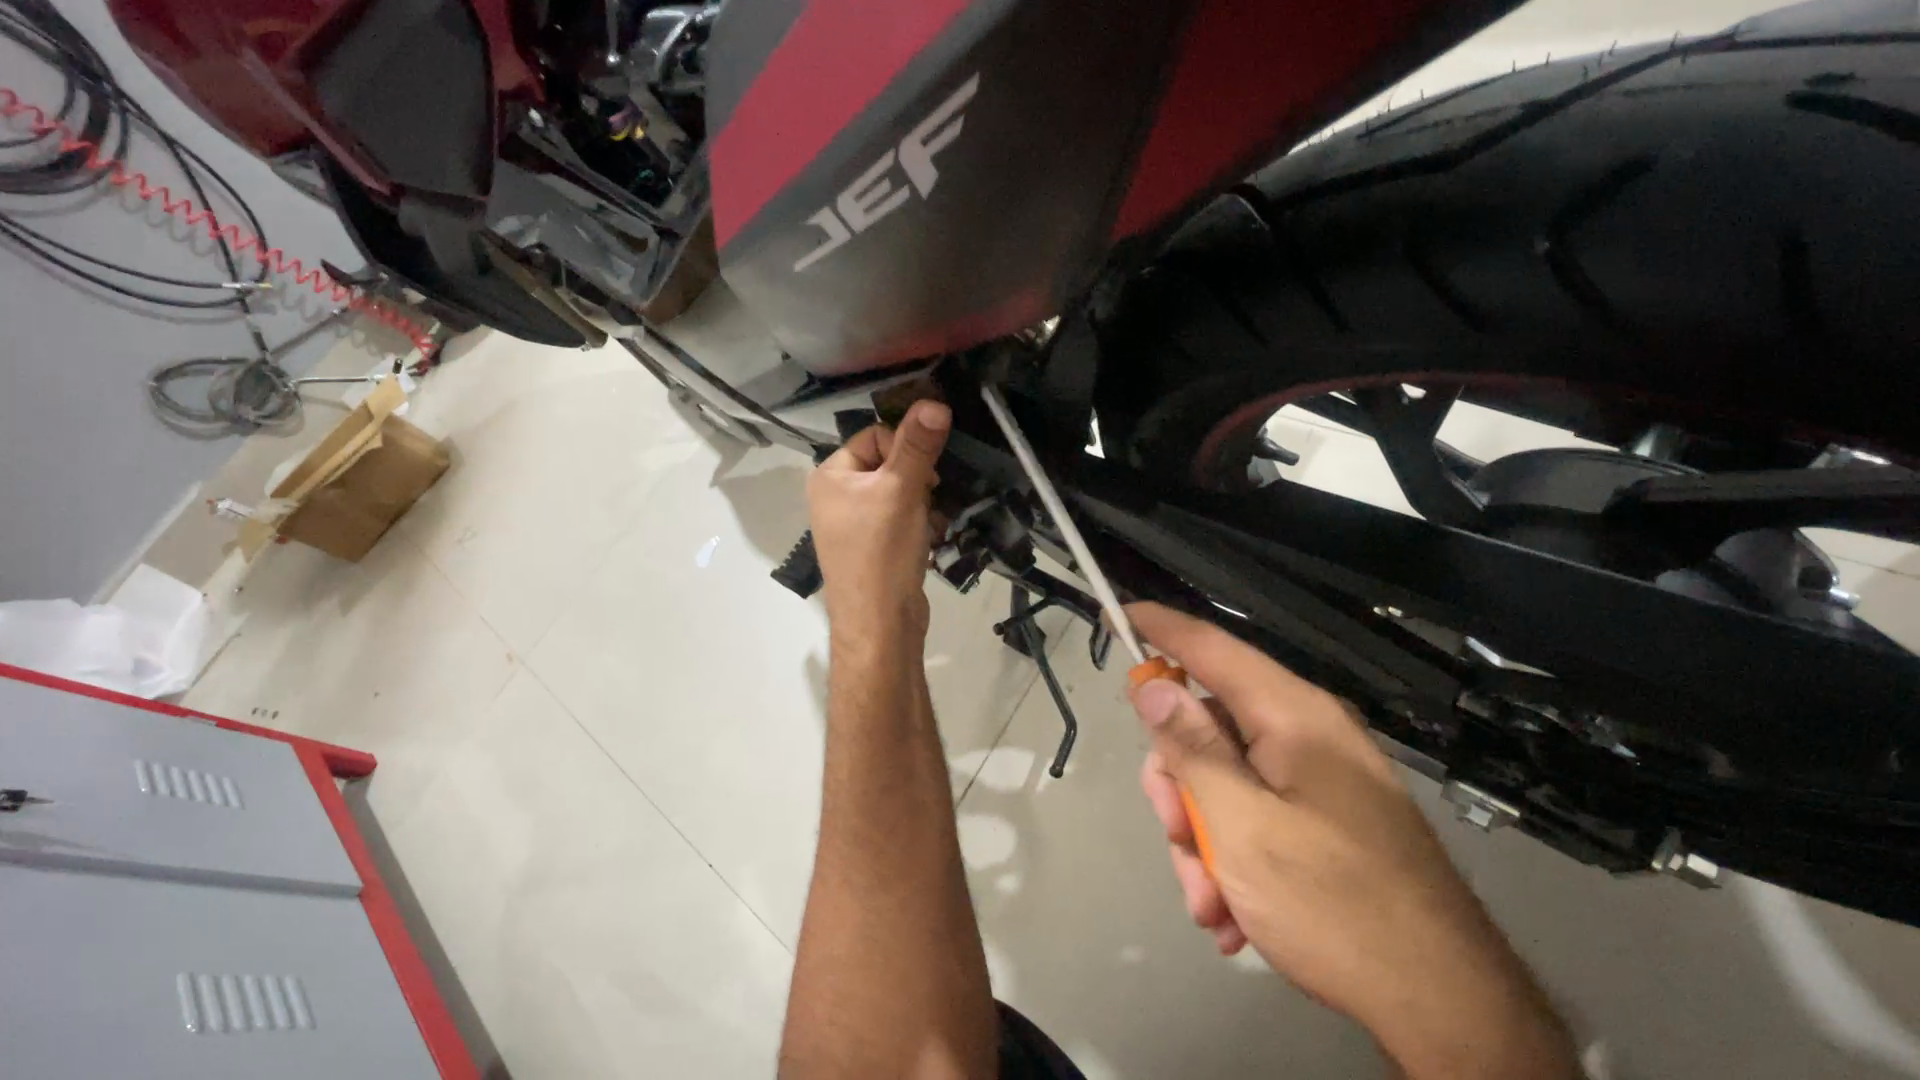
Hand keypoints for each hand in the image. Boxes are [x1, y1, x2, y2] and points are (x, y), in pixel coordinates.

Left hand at [806, 400, 951, 645]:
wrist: (880, 625)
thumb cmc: (882, 551)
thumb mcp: (902, 490)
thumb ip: (918, 446)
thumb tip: (934, 402)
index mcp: (830, 477)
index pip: (874, 437)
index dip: (905, 450)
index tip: (925, 476)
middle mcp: (835, 497)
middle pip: (889, 465)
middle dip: (918, 480)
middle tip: (931, 498)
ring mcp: (853, 526)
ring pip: (900, 494)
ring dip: (924, 503)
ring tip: (932, 522)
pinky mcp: (873, 549)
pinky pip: (901, 521)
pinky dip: (920, 525)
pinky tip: (932, 538)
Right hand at [1126, 602, 1575, 1079]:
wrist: (1443, 1001)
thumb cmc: (1333, 904)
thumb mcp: (1242, 826)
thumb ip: (1192, 749)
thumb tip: (1153, 684)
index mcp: (1293, 717)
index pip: (1213, 649)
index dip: (1161, 629)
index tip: (1118, 616)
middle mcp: (1308, 735)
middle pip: (1209, 727)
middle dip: (1180, 786)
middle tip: (1176, 836)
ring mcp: (1321, 781)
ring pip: (1225, 781)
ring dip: (1202, 840)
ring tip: (1212, 904)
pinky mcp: (1328, 822)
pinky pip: (1256, 817)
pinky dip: (1234, 859)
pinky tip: (1234, 915)